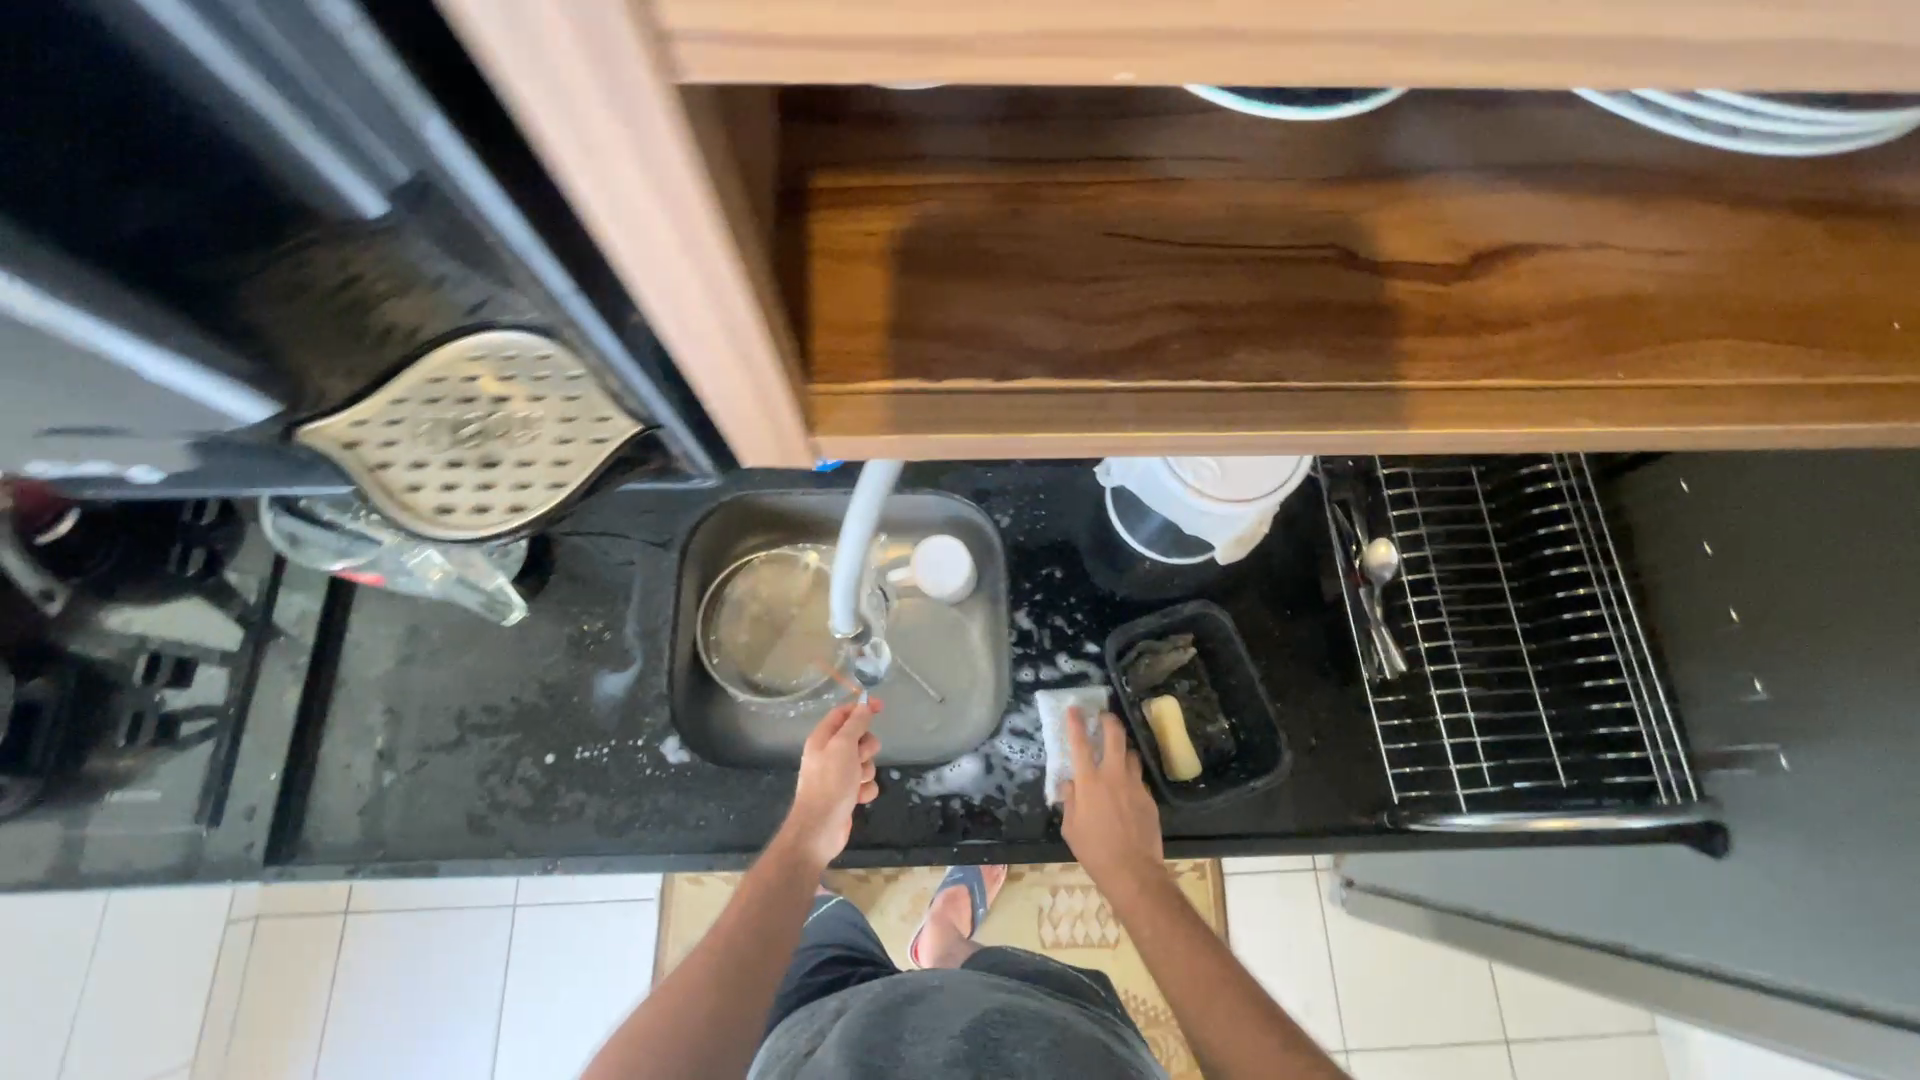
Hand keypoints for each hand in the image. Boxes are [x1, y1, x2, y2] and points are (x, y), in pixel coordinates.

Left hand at [777, 701, 882, 868]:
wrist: (820, 828)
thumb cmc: (830, 783)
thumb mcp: (843, 746)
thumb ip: (855, 724)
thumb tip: (864, 705)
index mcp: (822, 738)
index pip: (843, 713)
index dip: (861, 708)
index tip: (880, 707)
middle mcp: (829, 754)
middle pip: (858, 737)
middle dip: (867, 747)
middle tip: (860, 757)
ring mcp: (838, 775)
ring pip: (865, 761)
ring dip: (867, 770)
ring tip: (856, 782)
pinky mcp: (847, 793)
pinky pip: (866, 782)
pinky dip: (865, 789)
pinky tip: (858, 798)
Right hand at [1060, 707, 1165, 899]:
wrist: (1133, 871)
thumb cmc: (1094, 851)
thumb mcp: (1070, 828)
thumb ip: (1070, 801)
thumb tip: (1071, 784)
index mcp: (1089, 782)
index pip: (1080, 744)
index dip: (1076, 723)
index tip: (1074, 709)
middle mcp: (1113, 776)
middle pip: (1115, 736)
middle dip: (1109, 721)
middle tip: (1104, 716)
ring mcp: (1135, 785)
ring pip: (1131, 754)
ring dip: (1123, 750)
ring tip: (1117, 754)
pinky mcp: (1149, 798)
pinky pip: (1138, 779)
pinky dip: (1131, 777)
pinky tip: (1126, 791)